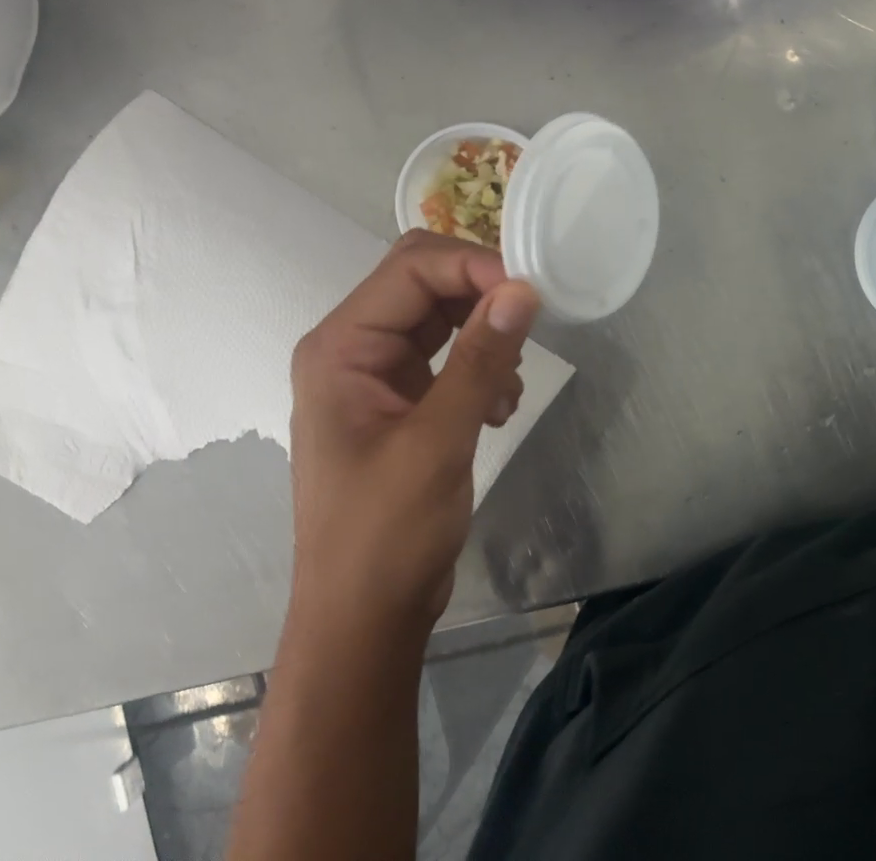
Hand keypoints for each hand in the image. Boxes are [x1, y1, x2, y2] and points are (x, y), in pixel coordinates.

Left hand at [288, 231, 540, 632]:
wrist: (367, 609)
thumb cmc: (386, 530)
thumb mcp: (438, 441)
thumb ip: (480, 361)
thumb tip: (523, 291)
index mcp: (340, 348)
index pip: (411, 269)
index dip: (474, 266)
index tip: (535, 293)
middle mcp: (355, 351)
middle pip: (426, 284)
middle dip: (484, 294)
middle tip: (534, 323)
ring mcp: (380, 378)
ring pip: (445, 320)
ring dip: (489, 337)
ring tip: (509, 387)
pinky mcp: (407, 405)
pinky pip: (454, 359)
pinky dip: (486, 370)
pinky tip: (500, 410)